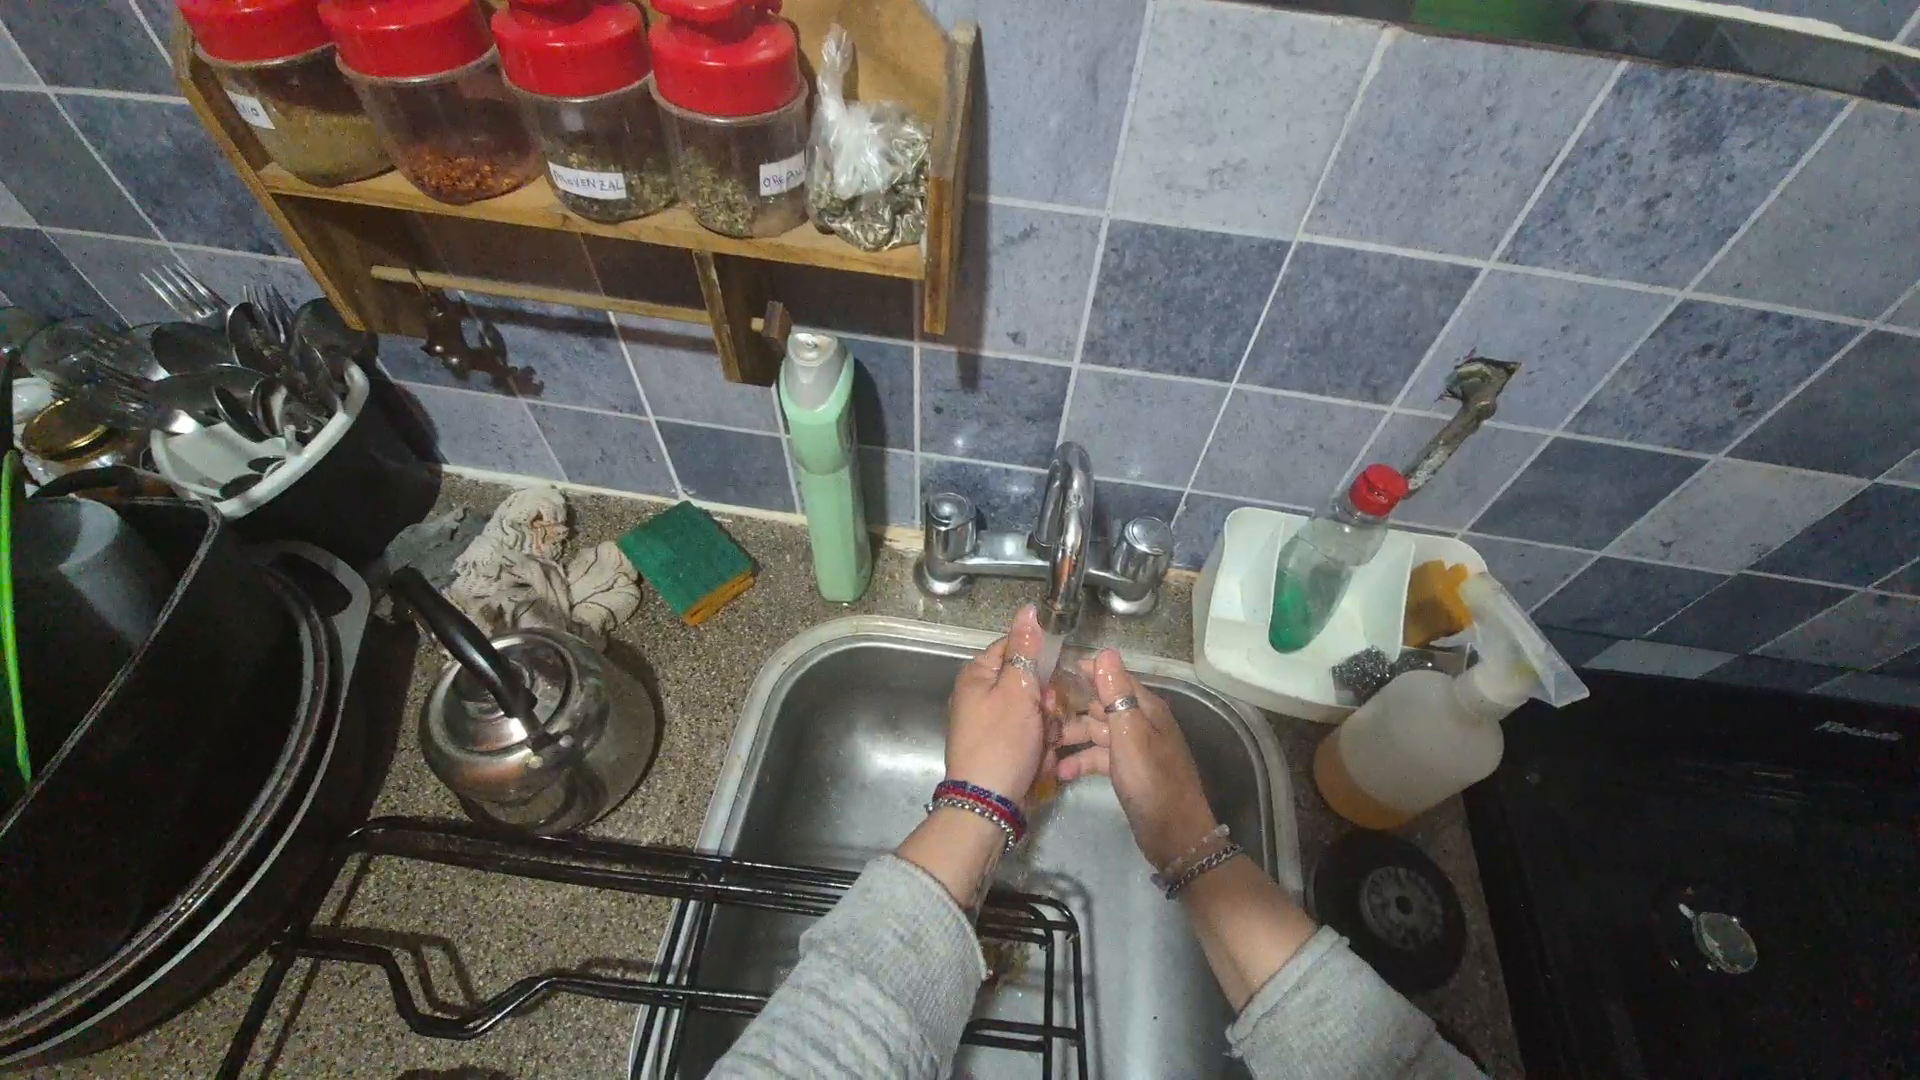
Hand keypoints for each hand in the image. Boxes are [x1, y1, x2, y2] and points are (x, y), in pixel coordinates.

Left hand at [945, 605, 1051, 806]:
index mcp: (977, 674)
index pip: (1016, 648)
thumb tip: (1029, 609)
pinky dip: (1038, 744)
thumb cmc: (1002, 742)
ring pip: (1035, 710)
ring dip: (1045, 726)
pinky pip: (1029, 733)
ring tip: (1041, 742)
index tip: (1050, 681)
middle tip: (1043, 717)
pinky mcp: (1001, 745)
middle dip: (1045, 701)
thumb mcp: (1017, 691)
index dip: (1038, 662)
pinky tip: (1039, 756)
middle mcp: (980, 694)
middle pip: (1029, 681)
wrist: (988, 803)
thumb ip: (1025, 650)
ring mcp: (990, 722)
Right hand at [1057, 649, 1219, 869]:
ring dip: (1072, 737)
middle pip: (1101, 704)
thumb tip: (1106, 652)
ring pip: (1097, 732)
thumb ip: (1116, 694)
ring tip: (1043, 744)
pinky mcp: (1128, 770)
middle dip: (1071, 707)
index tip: (1052, 670)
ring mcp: (1134, 748)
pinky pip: (1100, 757)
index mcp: (1146, 708)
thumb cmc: (1152, 782)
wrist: (1175, 837)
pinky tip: (1061, 772)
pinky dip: (1081, 761)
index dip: (1086, 672)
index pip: (1113, 678)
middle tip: (1037, 712)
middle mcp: (1141, 722)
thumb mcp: (1130, 735)